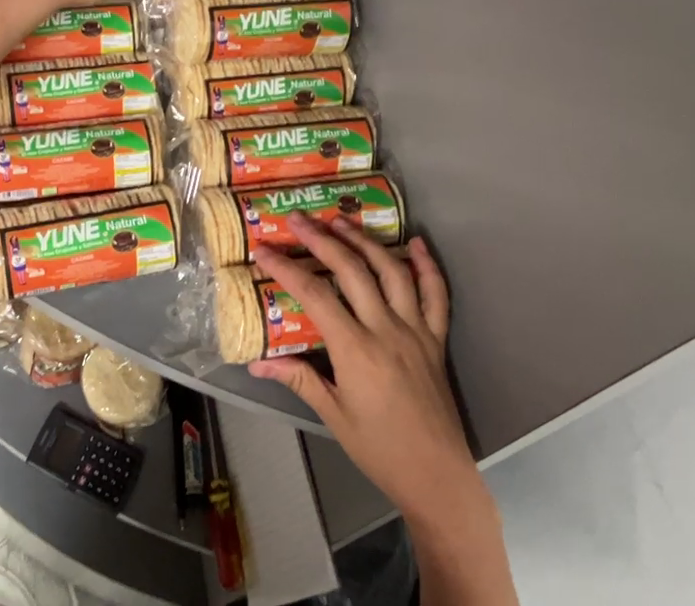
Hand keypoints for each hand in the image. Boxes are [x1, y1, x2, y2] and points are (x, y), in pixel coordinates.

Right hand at [249, 218, 489, 530]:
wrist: (437, 475)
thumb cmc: (380, 449)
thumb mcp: (332, 416)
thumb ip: (299, 379)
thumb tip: (257, 362)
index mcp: (356, 350)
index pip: (315, 296)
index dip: (286, 268)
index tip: (264, 249)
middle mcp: (387, 330)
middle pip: (352, 271)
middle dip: (322, 240)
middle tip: (298, 218)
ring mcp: (416, 332)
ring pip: (392, 272)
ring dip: (365, 242)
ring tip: (341, 221)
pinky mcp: (436, 340)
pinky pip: (436, 296)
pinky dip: (427, 266)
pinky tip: (415, 243)